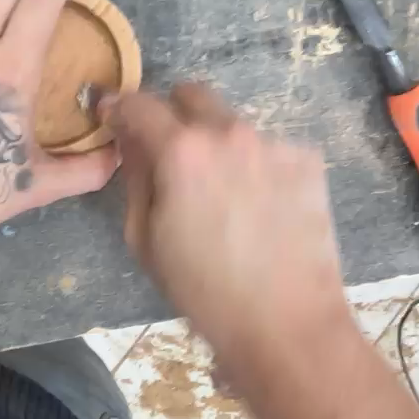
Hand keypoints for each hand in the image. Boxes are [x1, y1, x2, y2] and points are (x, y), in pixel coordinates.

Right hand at [104, 83, 351, 381]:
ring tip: (222, 192)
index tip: (111, 115)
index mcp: (181, 150)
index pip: (139, 104)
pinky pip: (267, 147)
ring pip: (232, 122)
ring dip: (216, 142)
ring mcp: (274, 142)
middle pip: (191, 94)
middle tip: (169, 152)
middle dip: (172, 113)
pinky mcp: (308, 160)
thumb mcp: (144, 238)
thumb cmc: (202, 290)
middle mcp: (230, 132)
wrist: (286, 324)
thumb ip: (134, 176)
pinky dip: (254, 164)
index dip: (118, 107)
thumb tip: (131, 141)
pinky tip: (259, 205)